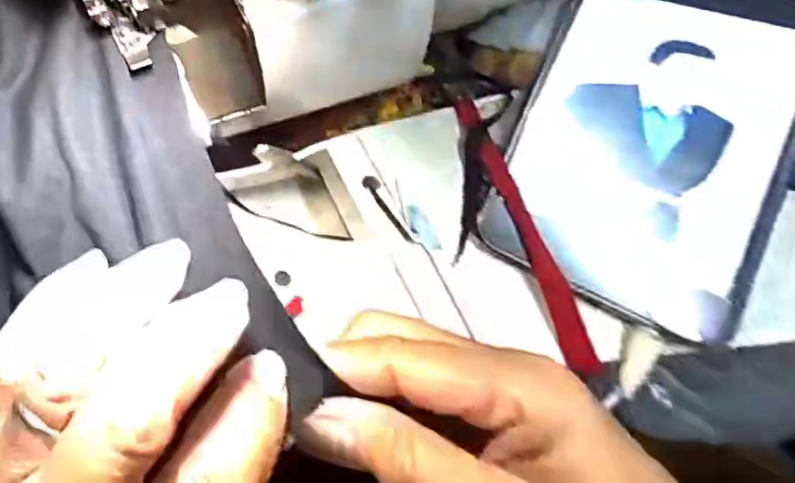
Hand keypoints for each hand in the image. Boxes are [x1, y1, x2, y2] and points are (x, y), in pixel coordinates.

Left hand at [0, 239, 288, 482]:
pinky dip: (55, 300)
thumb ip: (220, 465)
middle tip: (226, 295)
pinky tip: (93, 267)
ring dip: (119, 302)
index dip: (241, 424)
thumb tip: (258, 380)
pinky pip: (11, 351)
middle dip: (180, 342)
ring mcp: (8, 461)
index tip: (270, 364)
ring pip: (60, 366)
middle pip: (123, 415)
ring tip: (165, 263)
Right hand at [297, 312, 673, 482]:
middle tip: (303, 418)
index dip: (330, 365)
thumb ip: (410, 458)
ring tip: (328, 424)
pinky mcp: (501, 406)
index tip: (277, 394)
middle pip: (391, 335)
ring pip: (398, 353)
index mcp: (517, 377)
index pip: (393, 347)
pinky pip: (421, 383)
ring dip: (359, 384)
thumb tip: (315, 414)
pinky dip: (387, 400)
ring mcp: (503, 381)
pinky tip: (371, 429)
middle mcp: (504, 361)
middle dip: (340, 369)